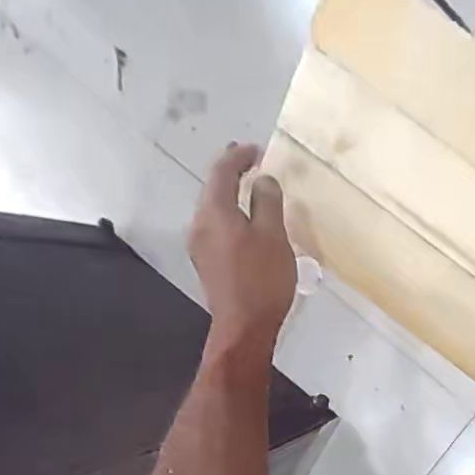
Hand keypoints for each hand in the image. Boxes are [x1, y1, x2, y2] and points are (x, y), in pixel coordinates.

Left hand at [187, 142, 296, 346]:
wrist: (243, 325)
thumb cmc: (263, 279)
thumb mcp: (274, 237)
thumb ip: (268, 203)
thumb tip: (264, 181)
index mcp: (215, 212)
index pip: (222, 172)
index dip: (238, 157)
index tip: (256, 149)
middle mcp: (200, 224)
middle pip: (213, 190)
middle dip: (232, 175)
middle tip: (252, 165)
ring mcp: (200, 245)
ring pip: (215, 211)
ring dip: (233, 198)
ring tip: (253, 195)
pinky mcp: (207, 263)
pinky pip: (218, 229)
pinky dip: (232, 219)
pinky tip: (248, 228)